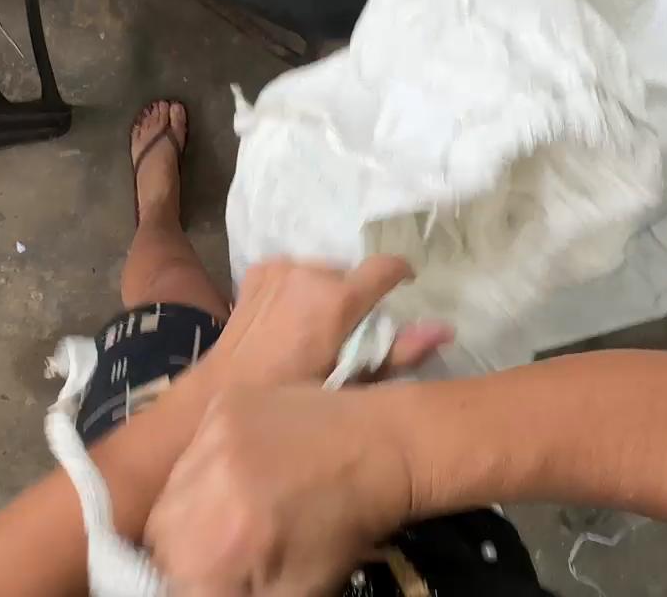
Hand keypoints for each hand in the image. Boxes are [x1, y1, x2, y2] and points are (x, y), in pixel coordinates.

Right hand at [147, 386, 412, 596]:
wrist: (380, 446)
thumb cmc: (341, 529)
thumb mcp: (289, 593)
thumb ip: (228, 594)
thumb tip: (196, 581)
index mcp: (219, 546)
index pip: (170, 581)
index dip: (193, 582)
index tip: (220, 573)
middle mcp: (204, 485)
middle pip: (162, 535)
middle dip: (187, 547)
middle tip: (228, 544)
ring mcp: (211, 434)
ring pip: (172, 488)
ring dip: (191, 504)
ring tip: (236, 504)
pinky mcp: (222, 402)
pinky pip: (192, 447)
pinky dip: (206, 464)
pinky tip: (243, 466)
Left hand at [190, 256, 449, 389]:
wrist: (220, 395)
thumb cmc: (293, 400)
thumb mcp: (352, 384)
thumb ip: (400, 352)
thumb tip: (446, 329)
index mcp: (334, 299)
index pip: (385, 267)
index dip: (401, 274)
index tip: (406, 287)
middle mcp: (308, 272)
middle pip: (351, 273)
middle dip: (357, 297)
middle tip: (350, 334)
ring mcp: (279, 267)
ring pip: (323, 271)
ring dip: (328, 291)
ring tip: (319, 331)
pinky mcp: (259, 269)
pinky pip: (294, 270)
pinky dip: (300, 288)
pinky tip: (291, 320)